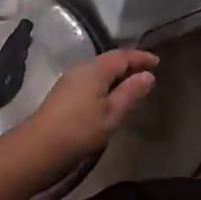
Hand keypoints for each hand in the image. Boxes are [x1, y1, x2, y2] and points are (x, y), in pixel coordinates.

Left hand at [22, 50, 157, 159]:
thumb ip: (130, 92)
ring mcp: (70, 79)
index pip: (121, 56)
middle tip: (148, 71)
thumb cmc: (82, 128)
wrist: (43, 143)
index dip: (140, 57)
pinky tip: (111, 94)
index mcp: (95, 69)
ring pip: (99, 70)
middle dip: (128, 64)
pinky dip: (105, 81)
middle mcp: (81, 68)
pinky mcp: (64, 91)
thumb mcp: (112, 113)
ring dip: (116, 74)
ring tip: (133, 84)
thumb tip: (148, 74)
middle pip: (108, 60)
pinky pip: (91, 78)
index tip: (157, 61)